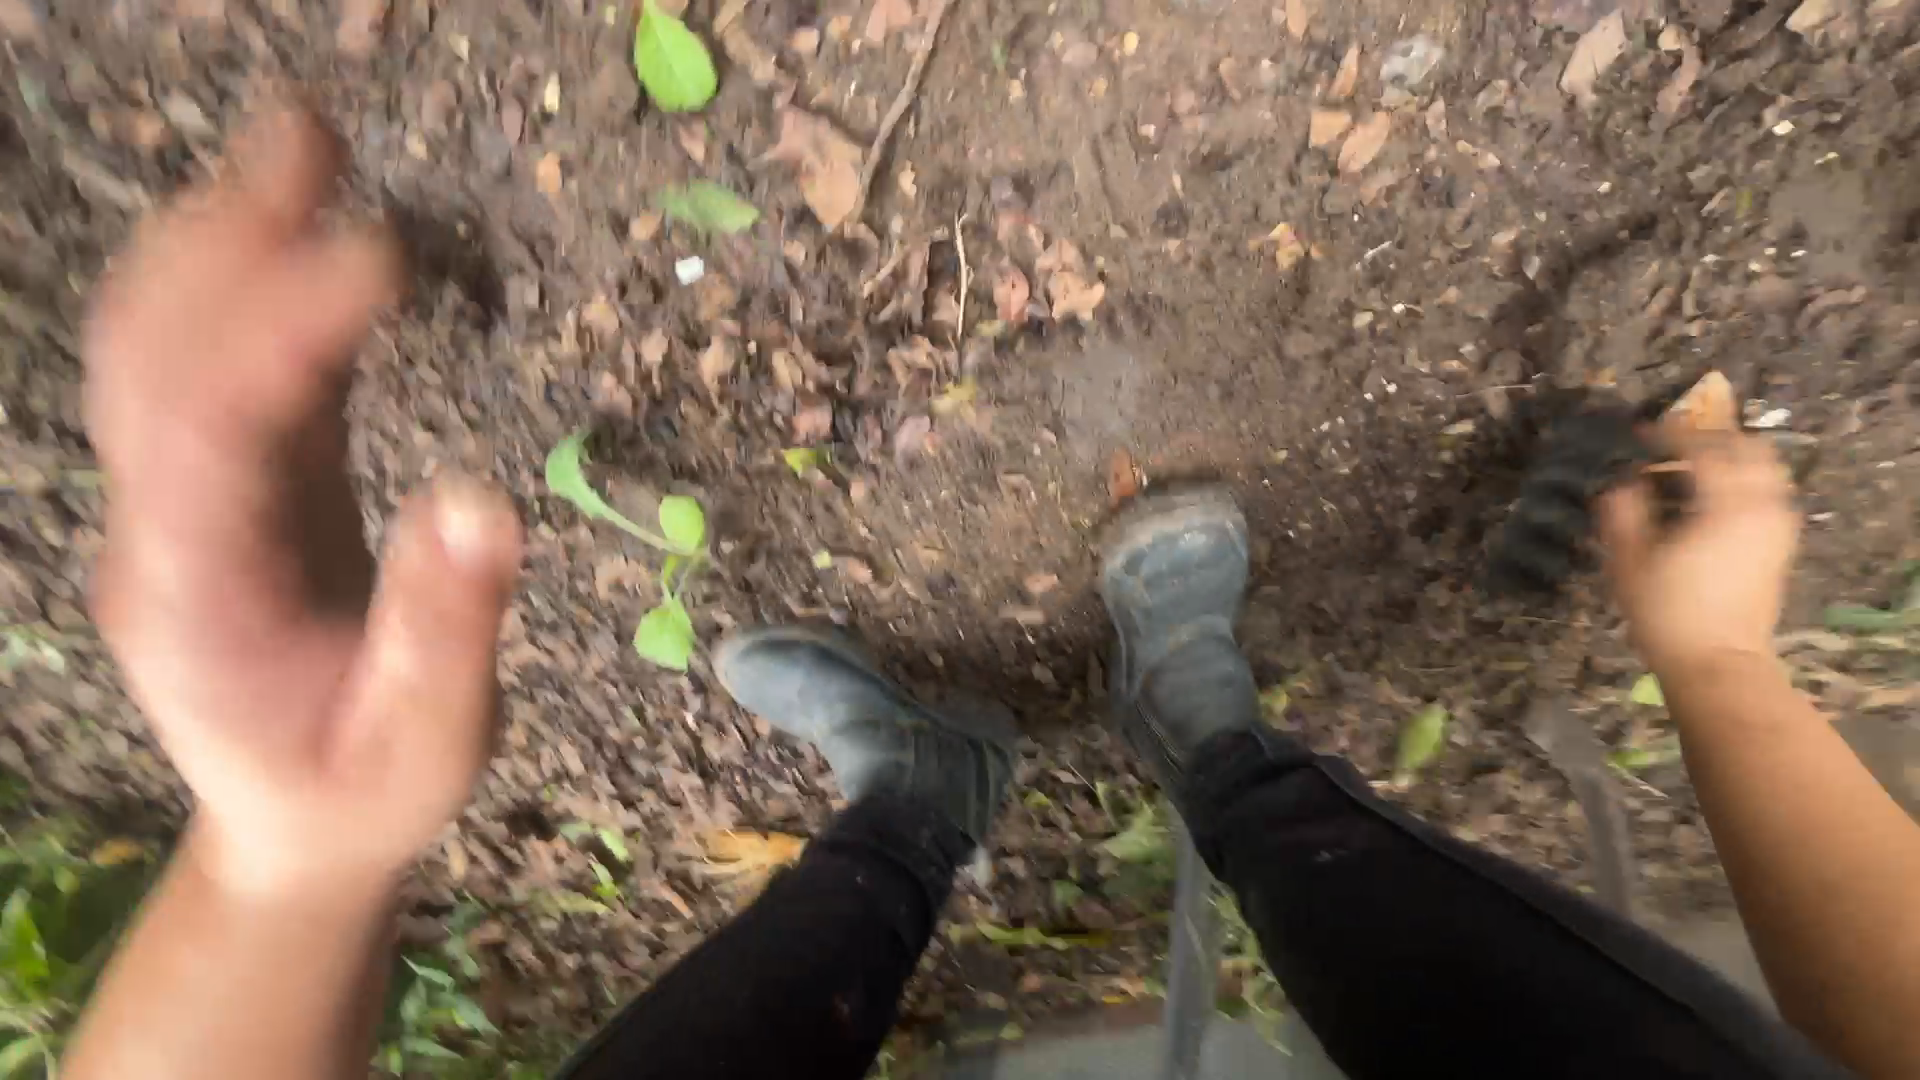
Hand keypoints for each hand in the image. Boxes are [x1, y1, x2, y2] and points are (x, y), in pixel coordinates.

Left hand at [84, 105, 522, 900]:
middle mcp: (168, 528)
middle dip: (229, 239)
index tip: (378, 252)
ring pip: (175, 353)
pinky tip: (311, 255)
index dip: (289, 330)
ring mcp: (194, 509)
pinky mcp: (246, 500)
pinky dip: (264, 301)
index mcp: (201, 591)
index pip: (219, 428)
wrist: (298, 828)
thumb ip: (448, 626)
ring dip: (227, 244)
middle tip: (306, 136)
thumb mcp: (428, 734)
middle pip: (162, 359)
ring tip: (297, 154)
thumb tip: (485, 496)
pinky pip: (233, 382)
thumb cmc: (369, 788)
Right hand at [1596, 429, 1798, 677]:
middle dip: (1709, 441)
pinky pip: (1764, 495)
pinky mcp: (1776, 545)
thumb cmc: (1664, 607)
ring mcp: (1776, 528)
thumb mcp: (1626, 559)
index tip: (1639, 432)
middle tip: (1667, 446)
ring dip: (1726, 463)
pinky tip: (1701, 502)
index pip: (1705, 450)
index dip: (1670, 434)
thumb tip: (1619, 484)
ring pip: (1763, 473)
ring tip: (1682, 473)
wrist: (1714, 656)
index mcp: (1726, 506)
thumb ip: (1621, 512)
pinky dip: (1736, 485)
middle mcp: (1762, 508)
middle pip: (1750, 452)